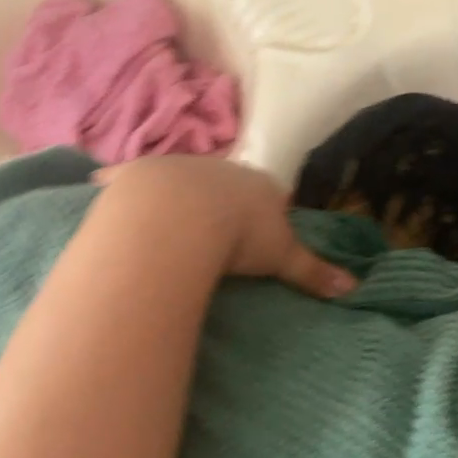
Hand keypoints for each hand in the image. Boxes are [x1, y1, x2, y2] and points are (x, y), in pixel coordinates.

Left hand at [93, 158, 357, 297]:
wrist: (178, 216)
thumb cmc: (237, 235)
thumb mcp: (281, 256)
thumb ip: (313, 271)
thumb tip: (354, 288)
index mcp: (258, 185)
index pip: (272, 194)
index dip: (269, 212)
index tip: (261, 233)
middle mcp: (220, 170)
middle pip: (227, 184)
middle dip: (224, 203)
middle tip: (218, 233)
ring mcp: (178, 168)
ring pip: (181, 178)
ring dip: (179, 194)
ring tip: (173, 220)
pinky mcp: (137, 174)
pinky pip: (125, 176)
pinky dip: (117, 183)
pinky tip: (103, 185)